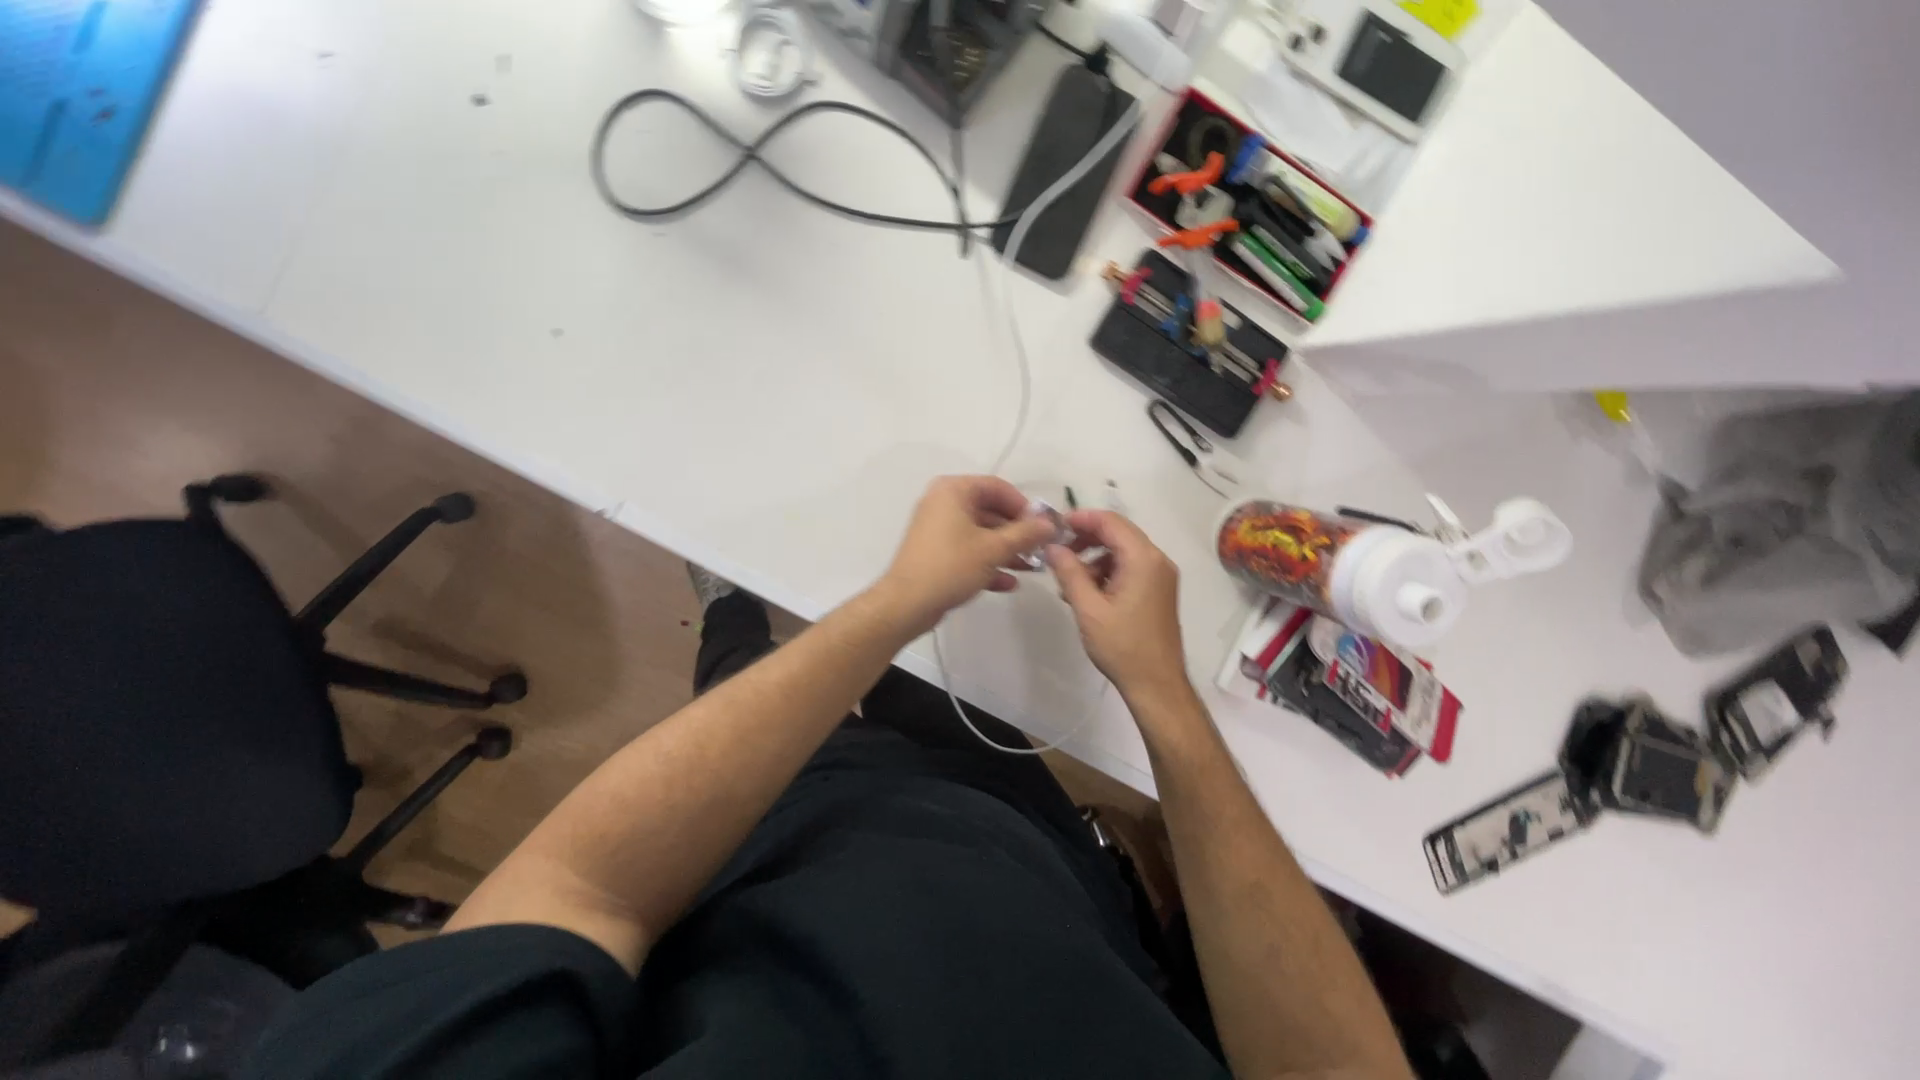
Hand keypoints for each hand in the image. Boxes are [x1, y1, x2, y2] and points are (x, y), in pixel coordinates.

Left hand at [874, 476, 1060, 635]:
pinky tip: (1008, 583)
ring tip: (1030, 568)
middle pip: (990, 511)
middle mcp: (943, 503)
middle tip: (1040, 549)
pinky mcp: (935, 552)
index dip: (1023, 505)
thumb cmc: (950, 567)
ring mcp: (937, 529)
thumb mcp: (993, 549)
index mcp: (953, 491)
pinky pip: (967, 551)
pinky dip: (987, 563)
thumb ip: (1025, 534)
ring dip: (1006, 550)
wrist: (906, 603)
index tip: (1042, 526)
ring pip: (980, 534)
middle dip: (1017, 532)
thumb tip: (1050, 524)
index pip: (997, 487)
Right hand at [1046, 510, 1190, 705]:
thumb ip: (1069, 572)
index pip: (1110, 522)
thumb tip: (1052, 546)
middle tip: (1058, 553)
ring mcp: (1161, 576)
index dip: (1081, 519)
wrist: (1156, 684)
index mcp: (1143, 559)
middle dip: (1086, 538)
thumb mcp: (1088, 608)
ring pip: (1123, 551)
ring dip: (1095, 558)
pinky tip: (1088, 594)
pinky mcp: (1159, 590)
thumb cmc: (1122, 646)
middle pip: (1118, 533)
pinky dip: (1108, 572)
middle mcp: (1157, 560)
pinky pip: (1131, 568)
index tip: (1054, 527)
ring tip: (1069, 582)